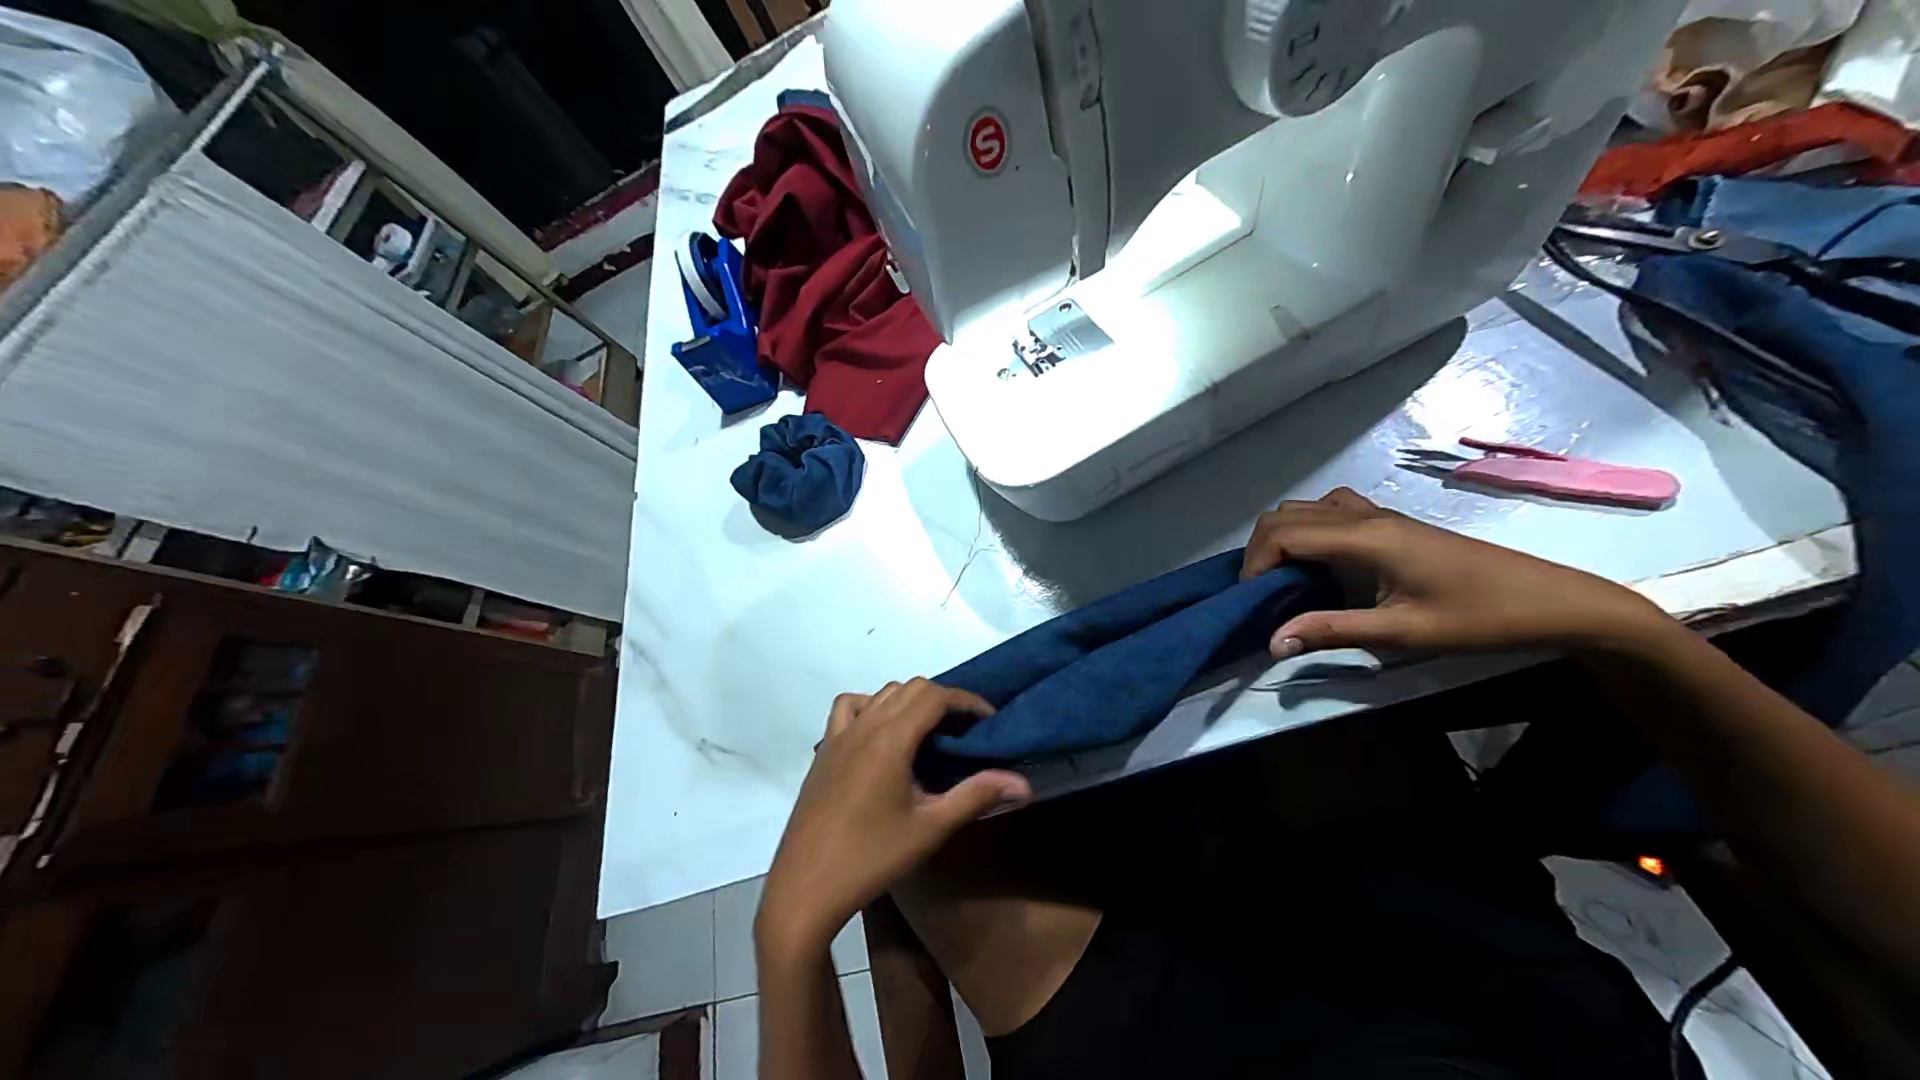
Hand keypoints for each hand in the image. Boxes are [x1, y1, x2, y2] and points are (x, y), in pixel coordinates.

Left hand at [757, 679, 1031, 958]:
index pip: (935, 695)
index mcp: (890, 739)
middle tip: (965, 730)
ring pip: (881, 693)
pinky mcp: (823, 751)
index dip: (966, 701)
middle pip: (910, 687)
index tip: (988, 721)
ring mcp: (838, 736)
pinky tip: (880, 736)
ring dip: (909, 701)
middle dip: (943, 700)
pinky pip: (848, 708)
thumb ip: (976, 796)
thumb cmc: (872, 858)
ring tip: (928, 732)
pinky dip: (871, 706)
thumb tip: (1023, 783)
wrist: (806, 887)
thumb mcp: (931, 828)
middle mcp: (863, 726)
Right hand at [1241, 488, 1672, 657]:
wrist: (1552, 600)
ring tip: (1284, 576)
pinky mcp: (1392, 522)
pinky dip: (1308, 528)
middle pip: (1285, 514)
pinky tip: (1321, 560)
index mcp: (1364, 538)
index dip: (1254, 563)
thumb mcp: (1402, 633)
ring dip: (1282, 535)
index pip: (1282, 533)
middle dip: (1259, 549)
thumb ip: (1331, 631)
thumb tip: (1272, 642)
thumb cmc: (1479, 618)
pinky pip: (1330, 509)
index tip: (1252, 600)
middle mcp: (1365, 515)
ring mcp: (1379, 514)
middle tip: (1261, 592)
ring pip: (1305, 507)